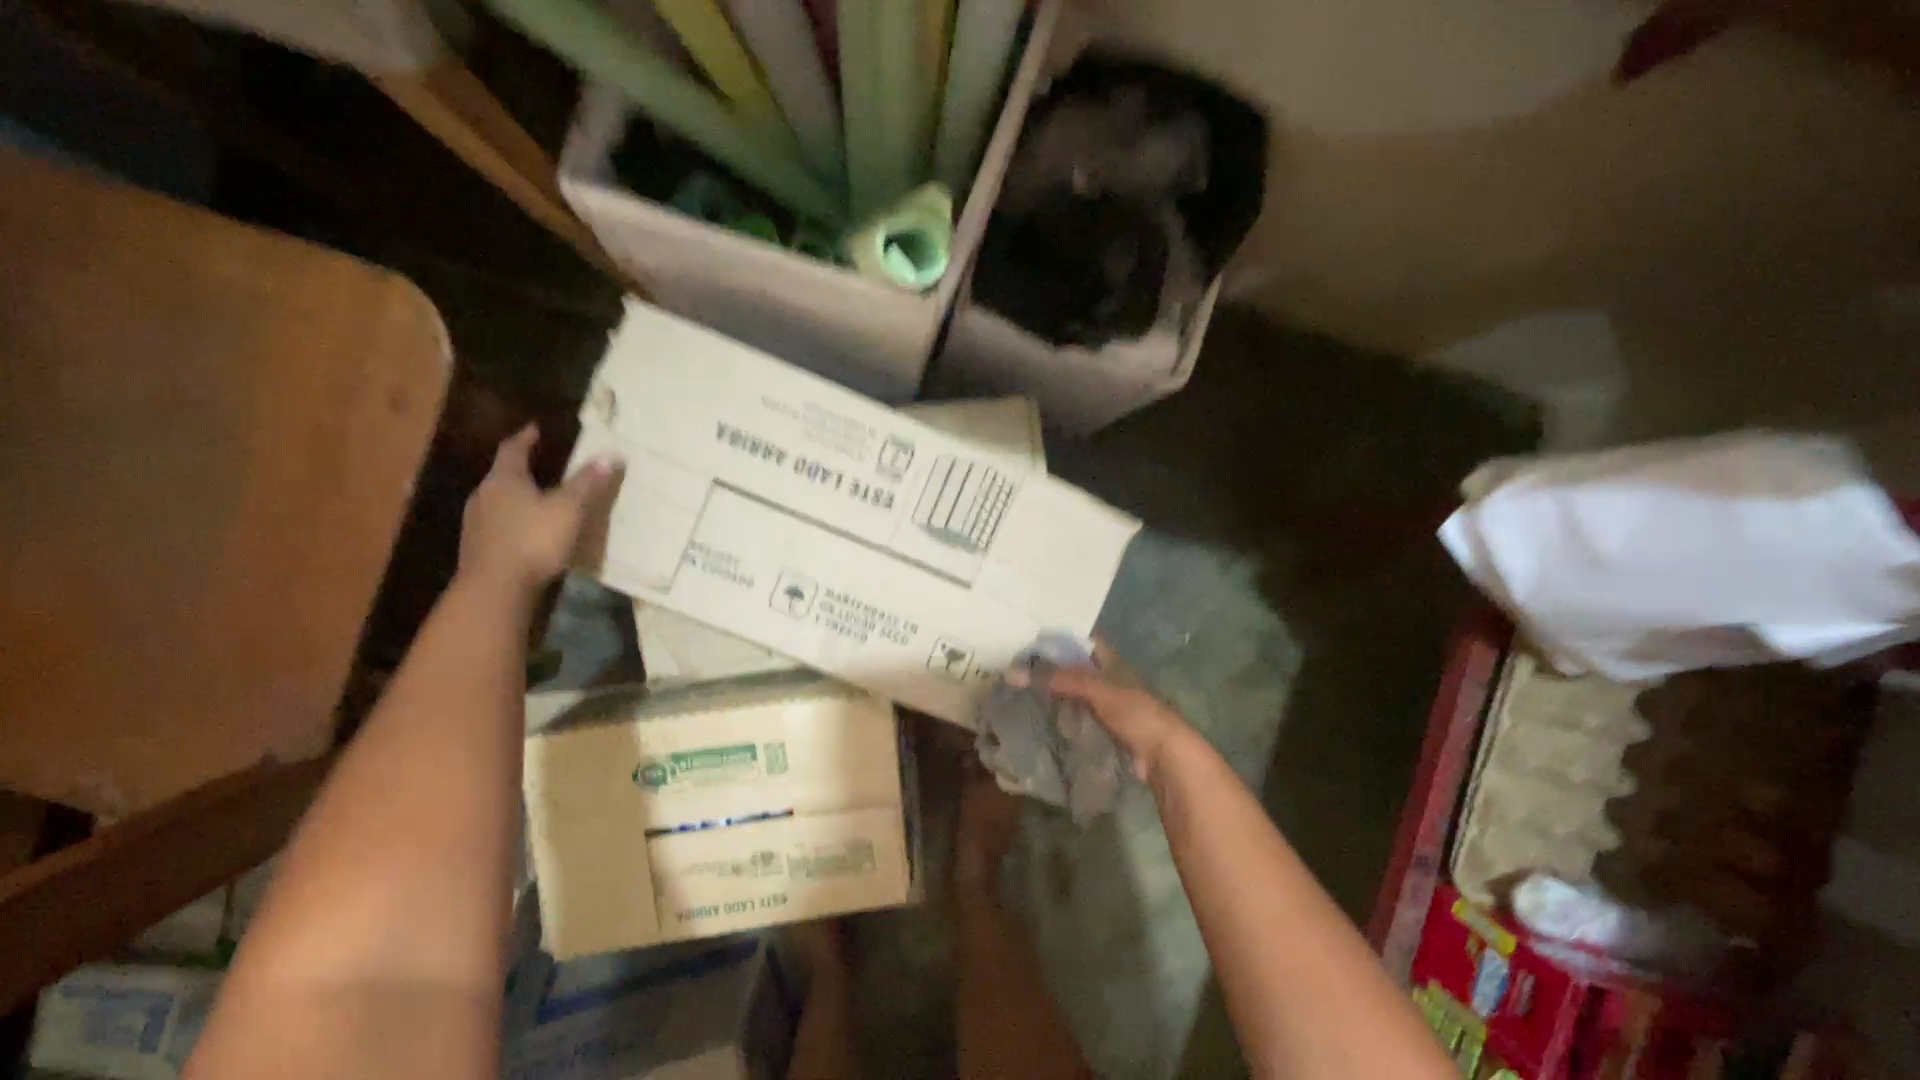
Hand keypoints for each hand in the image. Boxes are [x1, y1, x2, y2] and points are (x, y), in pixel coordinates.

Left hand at [458, 425, 619, 594]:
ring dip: (515, 498)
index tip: (534, 429)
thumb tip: (610, 455)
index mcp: (504, 479)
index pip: (513, 449)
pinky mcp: (477, 549)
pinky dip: (511, 522)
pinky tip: (525, 533)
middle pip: (501, 475)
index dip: (525, 438)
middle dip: (520, 470)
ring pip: (497, 502)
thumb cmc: (533, 540)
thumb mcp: (569, 509)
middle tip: (539, 465)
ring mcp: (475, 523)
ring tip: (535, 501)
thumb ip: (587, 483)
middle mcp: (484, 495)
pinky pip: (496, 526)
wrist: (495, 589)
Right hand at [1028, 643, 1200, 786]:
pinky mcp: (1102, 729)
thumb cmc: (1136, 713)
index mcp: (1111, 661)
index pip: (1081, 641)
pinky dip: (1060, 718)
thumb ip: (1060, 679)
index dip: (1058, 638)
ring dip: (1052, 696)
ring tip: (1019, 693)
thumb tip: (1014, 673)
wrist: (1163, 755)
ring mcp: (1105, 706)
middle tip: (1014, 670)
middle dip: (1048, 669)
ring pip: (1073, 694)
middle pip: (1073, 669)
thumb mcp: (1097, 688)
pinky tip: (1038, 719)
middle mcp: (1107, 679)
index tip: (1027, 639)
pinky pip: (1075, 718)